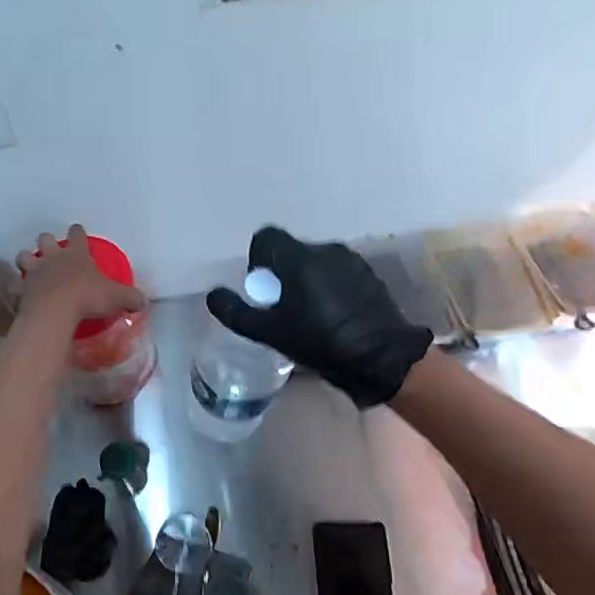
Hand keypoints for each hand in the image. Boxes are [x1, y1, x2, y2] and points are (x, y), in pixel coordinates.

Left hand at [17, 224, 145, 322]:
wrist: (55, 310)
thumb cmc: (88, 298)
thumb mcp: (118, 297)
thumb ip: (131, 298)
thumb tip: (144, 302)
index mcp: (76, 254)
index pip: (77, 235)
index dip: (78, 232)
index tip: (77, 231)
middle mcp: (53, 257)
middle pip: (45, 239)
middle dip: (47, 241)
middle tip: (50, 250)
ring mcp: (34, 271)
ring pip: (24, 256)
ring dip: (26, 259)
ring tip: (30, 267)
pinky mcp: (21, 289)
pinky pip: (15, 285)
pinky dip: (17, 288)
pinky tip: (21, 294)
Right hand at [206, 226, 431, 407]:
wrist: (381, 358)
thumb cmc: (319, 343)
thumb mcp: (269, 333)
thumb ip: (236, 312)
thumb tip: (213, 295)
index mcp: (299, 258)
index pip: (267, 236)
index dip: (258, 259)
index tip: (262, 289)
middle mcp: (326, 250)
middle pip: (292, 252)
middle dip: (282, 275)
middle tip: (283, 309)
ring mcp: (352, 261)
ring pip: (317, 263)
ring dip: (307, 282)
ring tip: (310, 316)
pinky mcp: (370, 276)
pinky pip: (339, 274)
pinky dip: (330, 288)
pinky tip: (334, 318)